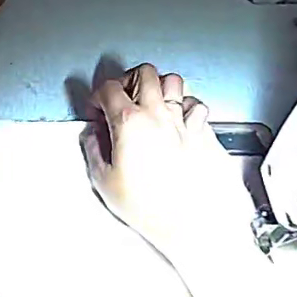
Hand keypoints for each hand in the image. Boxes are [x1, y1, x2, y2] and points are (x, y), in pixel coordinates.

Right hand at [82, 63, 253, 246]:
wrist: (190, 224)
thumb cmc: (151, 207)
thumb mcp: (103, 180)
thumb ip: (93, 150)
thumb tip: (92, 137)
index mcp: (129, 123)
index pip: (109, 88)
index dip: (98, 95)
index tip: (97, 107)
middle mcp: (158, 116)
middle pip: (144, 73)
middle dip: (128, 79)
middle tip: (123, 94)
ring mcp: (184, 122)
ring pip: (173, 80)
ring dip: (158, 86)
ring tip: (150, 99)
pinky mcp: (204, 133)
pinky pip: (196, 104)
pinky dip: (184, 104)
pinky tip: (177, 117)